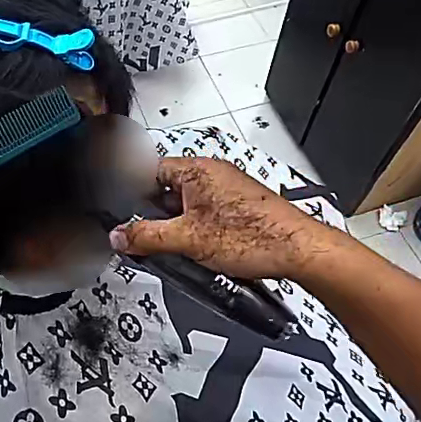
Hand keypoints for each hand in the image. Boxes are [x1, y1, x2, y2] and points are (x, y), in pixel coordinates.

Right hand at [109, 156, 349, 280]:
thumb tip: (121, 235)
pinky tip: (204, 251)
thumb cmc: (257, 236)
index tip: (124, 213)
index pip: (150, 170)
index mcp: (197, 170)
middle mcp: (215, 174)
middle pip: (169, 190)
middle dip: (158, 216)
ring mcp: (230, 190)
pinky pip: (209, 214)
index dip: (133, 193)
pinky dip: (200, 230)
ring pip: (190, 205)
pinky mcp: (241, 207)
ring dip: (181, 226)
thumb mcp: (188, 240)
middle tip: (152, 240)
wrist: (299, 250)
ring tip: (184, 248)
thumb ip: (148, 237)